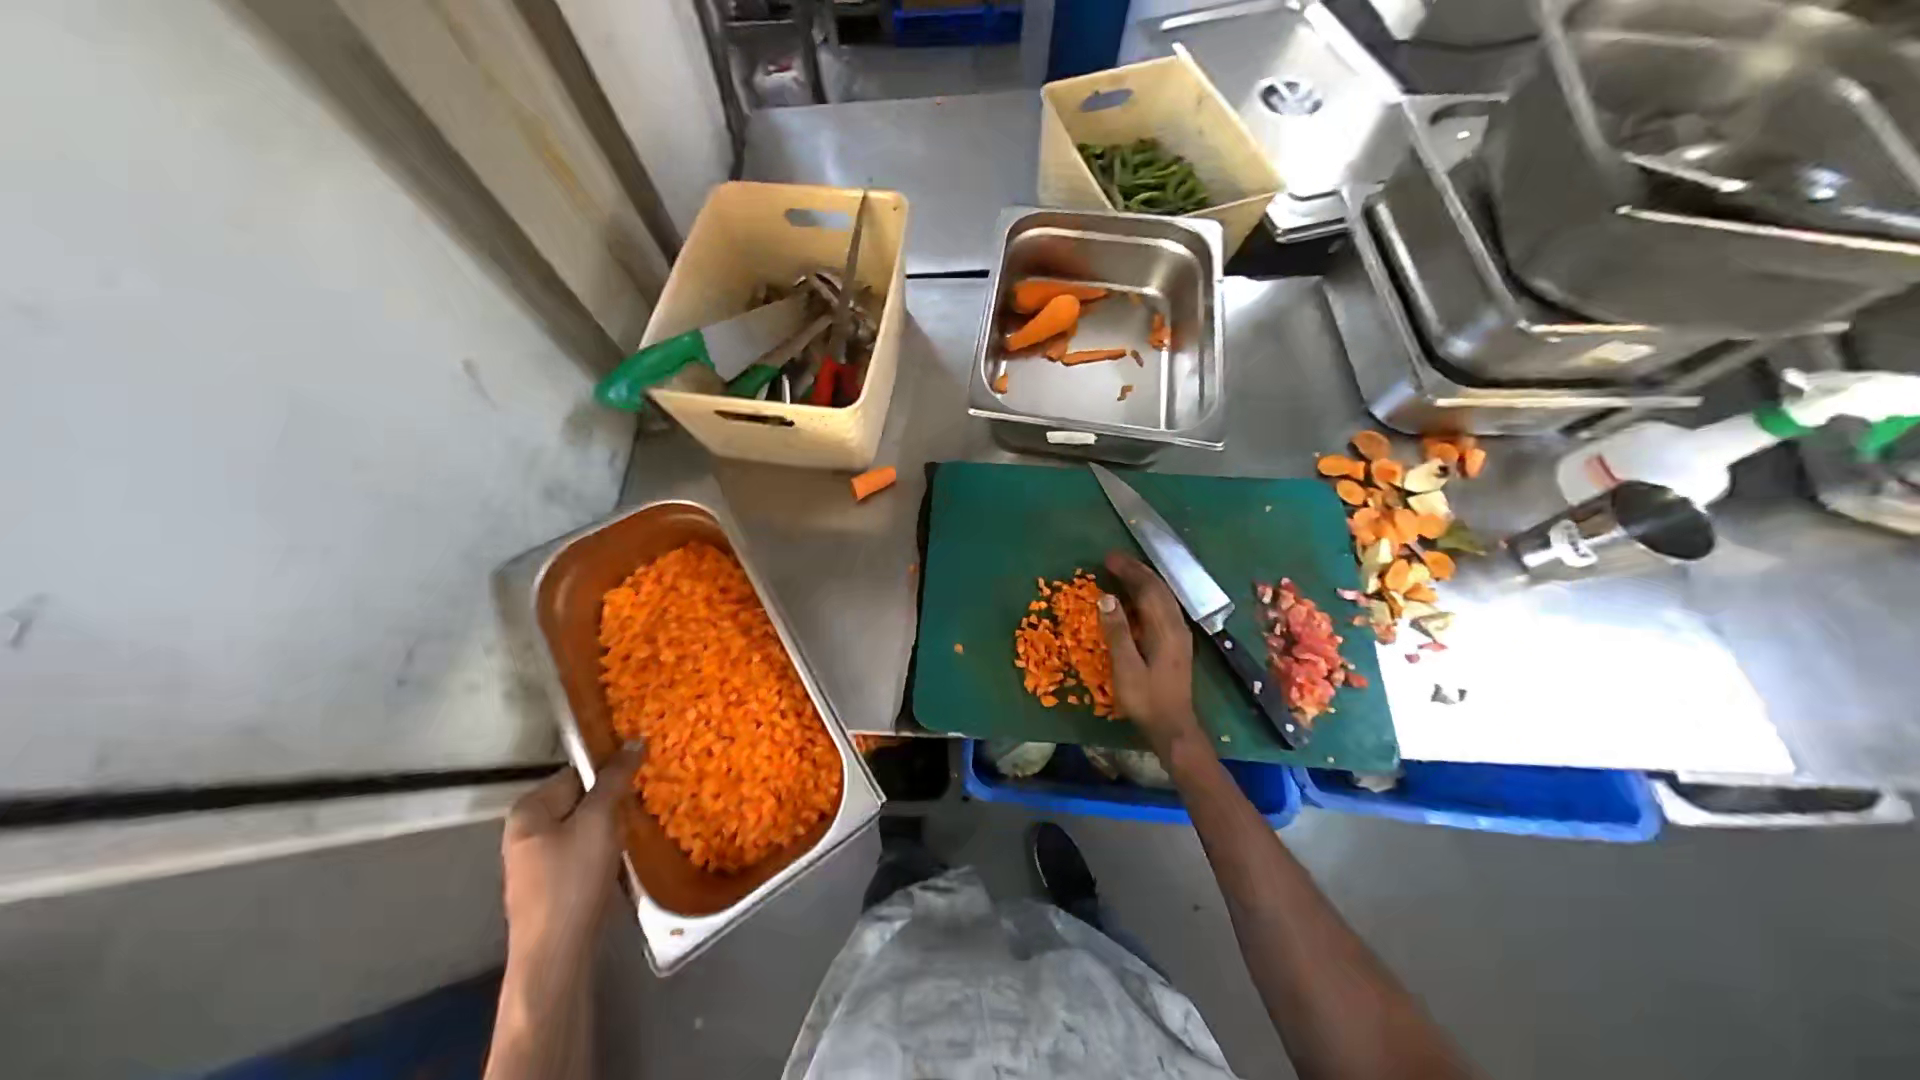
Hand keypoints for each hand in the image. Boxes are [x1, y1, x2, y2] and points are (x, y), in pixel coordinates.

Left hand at [500, 744, 643, 966]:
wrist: (555, 953)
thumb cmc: (572, 879)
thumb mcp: (598, 821)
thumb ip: (614, 780)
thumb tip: (633, 741)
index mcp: (528, 809)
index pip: (577, 772)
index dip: (610, 773)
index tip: (641, 776)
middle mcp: (525, 830)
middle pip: (581, 799)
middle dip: (612, 802)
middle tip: (643, 804)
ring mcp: (536, 860)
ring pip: (585, 827)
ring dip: (611, 827)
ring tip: (636, 830)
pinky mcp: (551, 884)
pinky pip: (583, 851)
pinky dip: (604, 849)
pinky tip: (621, 857)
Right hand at [1097, 552, 1205, 752]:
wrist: (1174, 727)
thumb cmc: (1146, 699)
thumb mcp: (1126, 667)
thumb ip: (1117, 631)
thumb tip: (1107, 597)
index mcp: (1165, 629)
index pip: (1148, 588)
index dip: (1129, 571)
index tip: (1108, 559)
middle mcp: (1177, 626)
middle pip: (1159, 588)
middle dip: (1136, 570)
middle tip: (1113, 560)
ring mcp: (1180, 634)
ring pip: (1163, 597)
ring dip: (1144, 581)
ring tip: (1123, 572)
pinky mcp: (1177, 643)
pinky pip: (1163, 608)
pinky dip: (1148, 595)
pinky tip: (1135, 599)